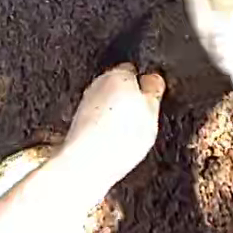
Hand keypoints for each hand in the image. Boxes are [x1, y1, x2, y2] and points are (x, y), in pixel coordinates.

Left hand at [57, 64, 164, 192]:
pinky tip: (112, 143)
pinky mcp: (78, 121)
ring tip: (126, 136)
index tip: (150, 100)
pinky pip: (97, 119)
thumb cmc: (120, 137)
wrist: (88, 162)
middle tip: (140, 120)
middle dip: (128, 99)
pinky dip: (103, 127)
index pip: (134, 71)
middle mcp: (98, 84)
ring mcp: (86, 102)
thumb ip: (153, 92)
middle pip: (118, 86)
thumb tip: (154, 80)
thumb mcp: (152, 113)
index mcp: (119, 75)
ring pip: (106, 102)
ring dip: (115, 113)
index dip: (144, 86)